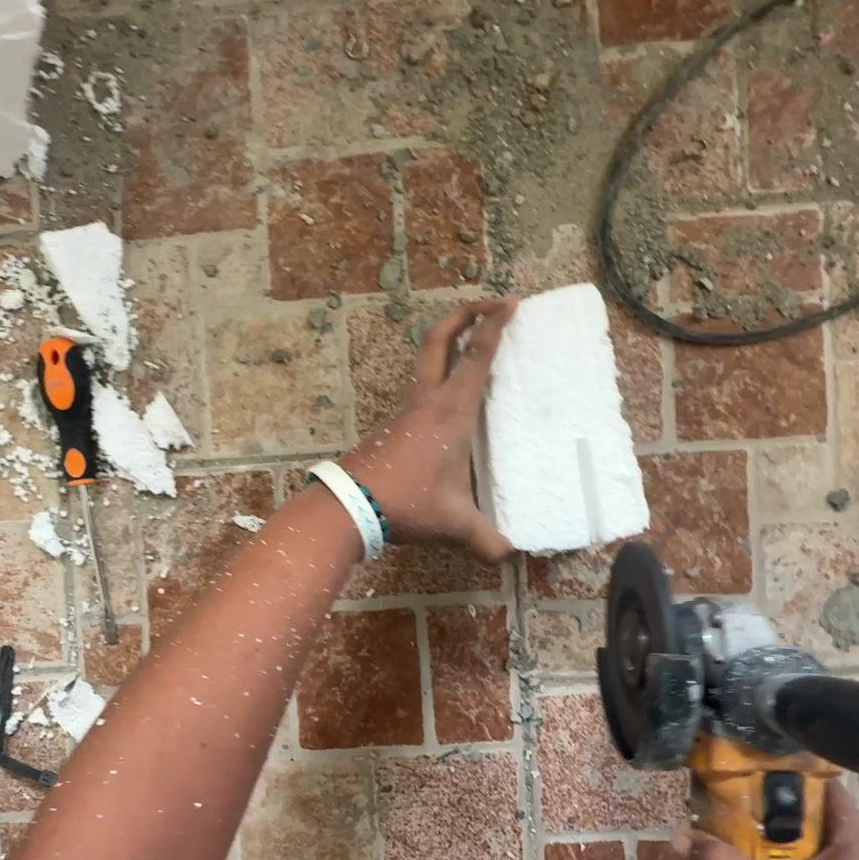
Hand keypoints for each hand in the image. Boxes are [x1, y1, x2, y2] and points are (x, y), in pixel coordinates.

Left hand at [337, 296, 518, 562]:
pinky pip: (418, 389)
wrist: (348, 505)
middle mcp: (426, 401)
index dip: (494, 326)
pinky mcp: (390, 426)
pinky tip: (447, 402)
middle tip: (487, 304)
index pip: (476, 357)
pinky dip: (436, 378)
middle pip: (439, 339)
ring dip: (447, 345)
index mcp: (450, 411)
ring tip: (470, 346)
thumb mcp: (454, 524)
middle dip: (464, 314)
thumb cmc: (406, 503)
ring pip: (425, 362)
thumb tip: (509, 557)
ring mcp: (404, 411)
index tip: (510, 302)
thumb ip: (486, 541)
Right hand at [689, 783, 858, 859]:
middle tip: (715, 800)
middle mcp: (851, 859)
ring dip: (756, 845)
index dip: (784, 769)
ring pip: (791, 850)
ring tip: (715, 834)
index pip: (823, 786)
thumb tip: (679, 838)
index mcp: (855, 844)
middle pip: (799, 818)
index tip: (742, 761)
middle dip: (757, 809)